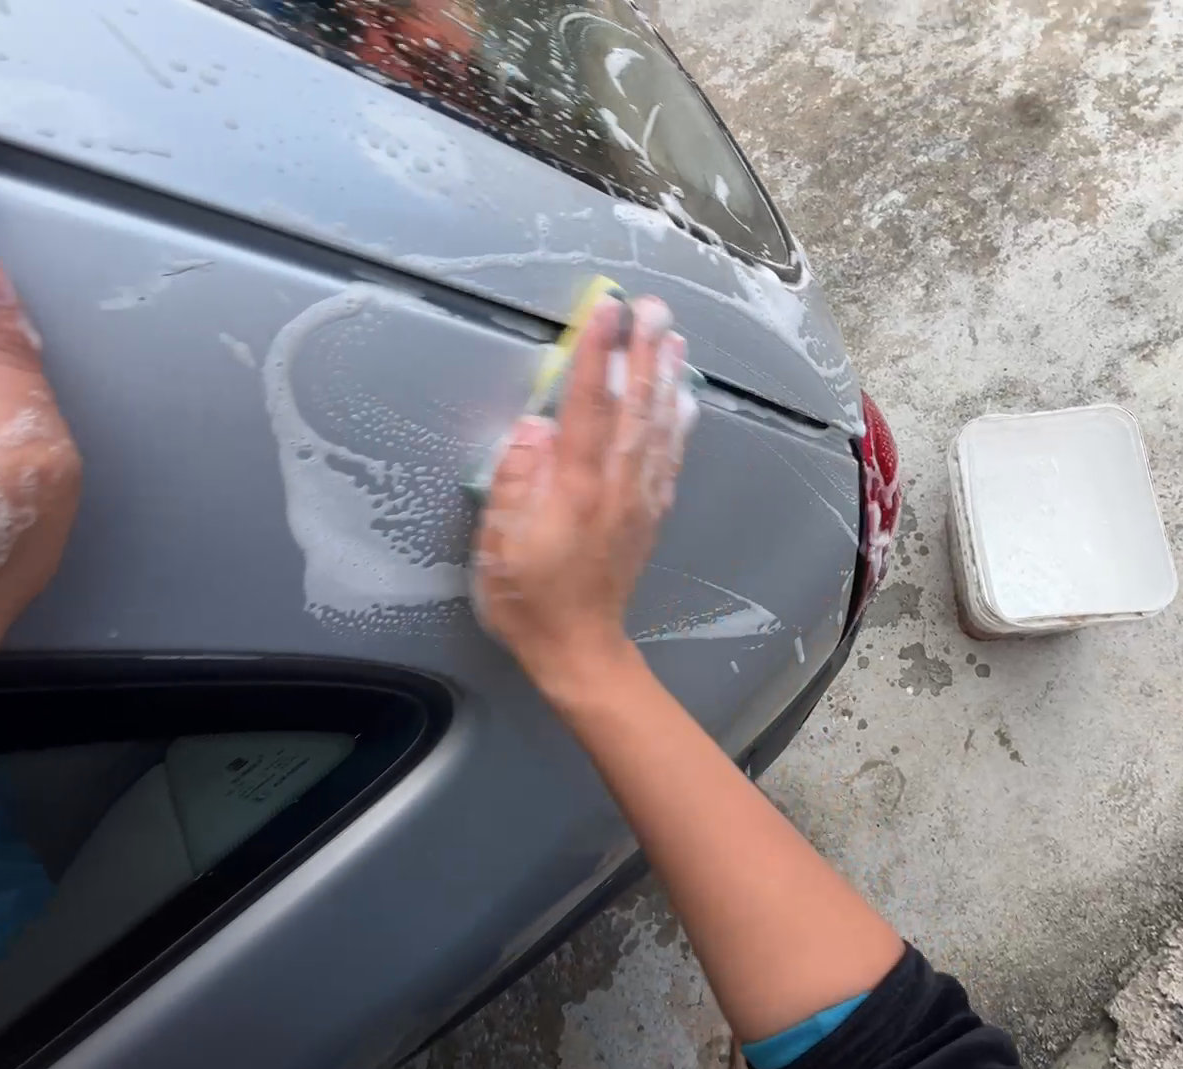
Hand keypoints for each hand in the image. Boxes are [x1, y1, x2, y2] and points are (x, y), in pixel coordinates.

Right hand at [472, 294, 694, 698]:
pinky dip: (679, 426)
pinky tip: (685, 401)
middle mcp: (615, 488)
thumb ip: (515, 481)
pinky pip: (669, 461)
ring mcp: (639, 501)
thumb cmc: (527, 598)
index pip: (587, 407)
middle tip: (652, 307)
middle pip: (633, 409)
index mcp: (574, 490)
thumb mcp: (498, 545)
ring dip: (667, 380)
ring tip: (674, 338)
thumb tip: (535, 424)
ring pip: (658, 430)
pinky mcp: (650, 515)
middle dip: (643, 352)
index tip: (604, 310)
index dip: (596, 355)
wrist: (578, 647)